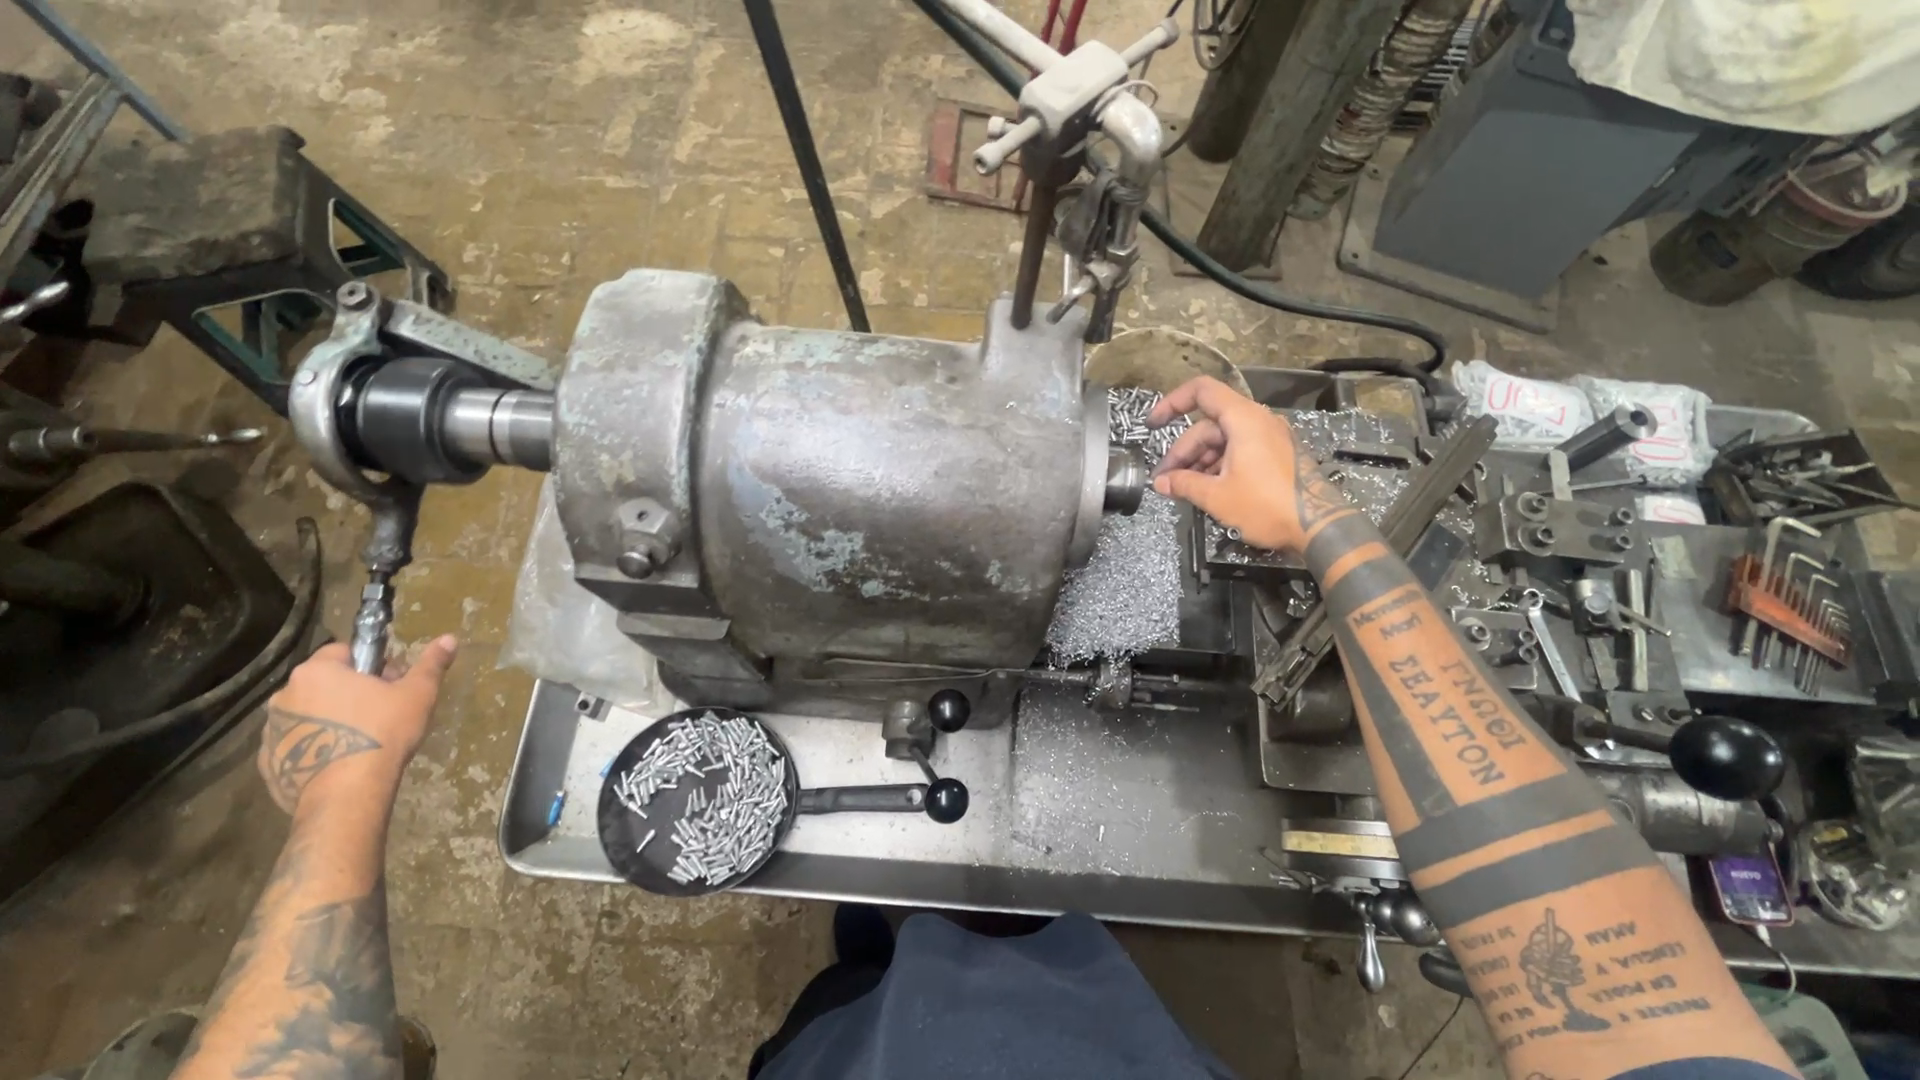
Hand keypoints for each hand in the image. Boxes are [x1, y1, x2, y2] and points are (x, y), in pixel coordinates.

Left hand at [257, 635, 458, 814]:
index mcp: (317, 671)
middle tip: (381, 712)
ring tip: (360, 741)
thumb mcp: (417, 694)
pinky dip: (314, 749)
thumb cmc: (383, 731)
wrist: (347, 792)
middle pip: (324, 684)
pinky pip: (295, 746)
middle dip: (349, 693)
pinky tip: (339, 763)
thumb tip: (449, 638)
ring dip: (329, 720)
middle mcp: (285, 694)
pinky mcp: (267, 763)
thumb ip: (430, 664)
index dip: (370, 665)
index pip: (343, 652)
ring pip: (307, 715)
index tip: (390, 684)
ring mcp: (271, 730)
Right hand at [1147, 376, 1349, 553]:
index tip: (1153, 424)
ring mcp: (1270, 439)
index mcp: (1243, 420)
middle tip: (1166, 480)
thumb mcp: (1217, 496)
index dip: (1172, 402)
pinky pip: (1240, 452)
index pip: (1202, 391)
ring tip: (1183, 489)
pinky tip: (1207, 490)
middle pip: (1209, 425)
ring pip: (1223, 441)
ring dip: (1199, 462)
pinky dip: (1219, 466)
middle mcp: (1258, 422)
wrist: (1319, 528)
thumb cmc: (1266, 506)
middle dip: (1183, 452)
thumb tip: (1161, 483)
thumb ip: (1184, 484)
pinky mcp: (1277, 456)